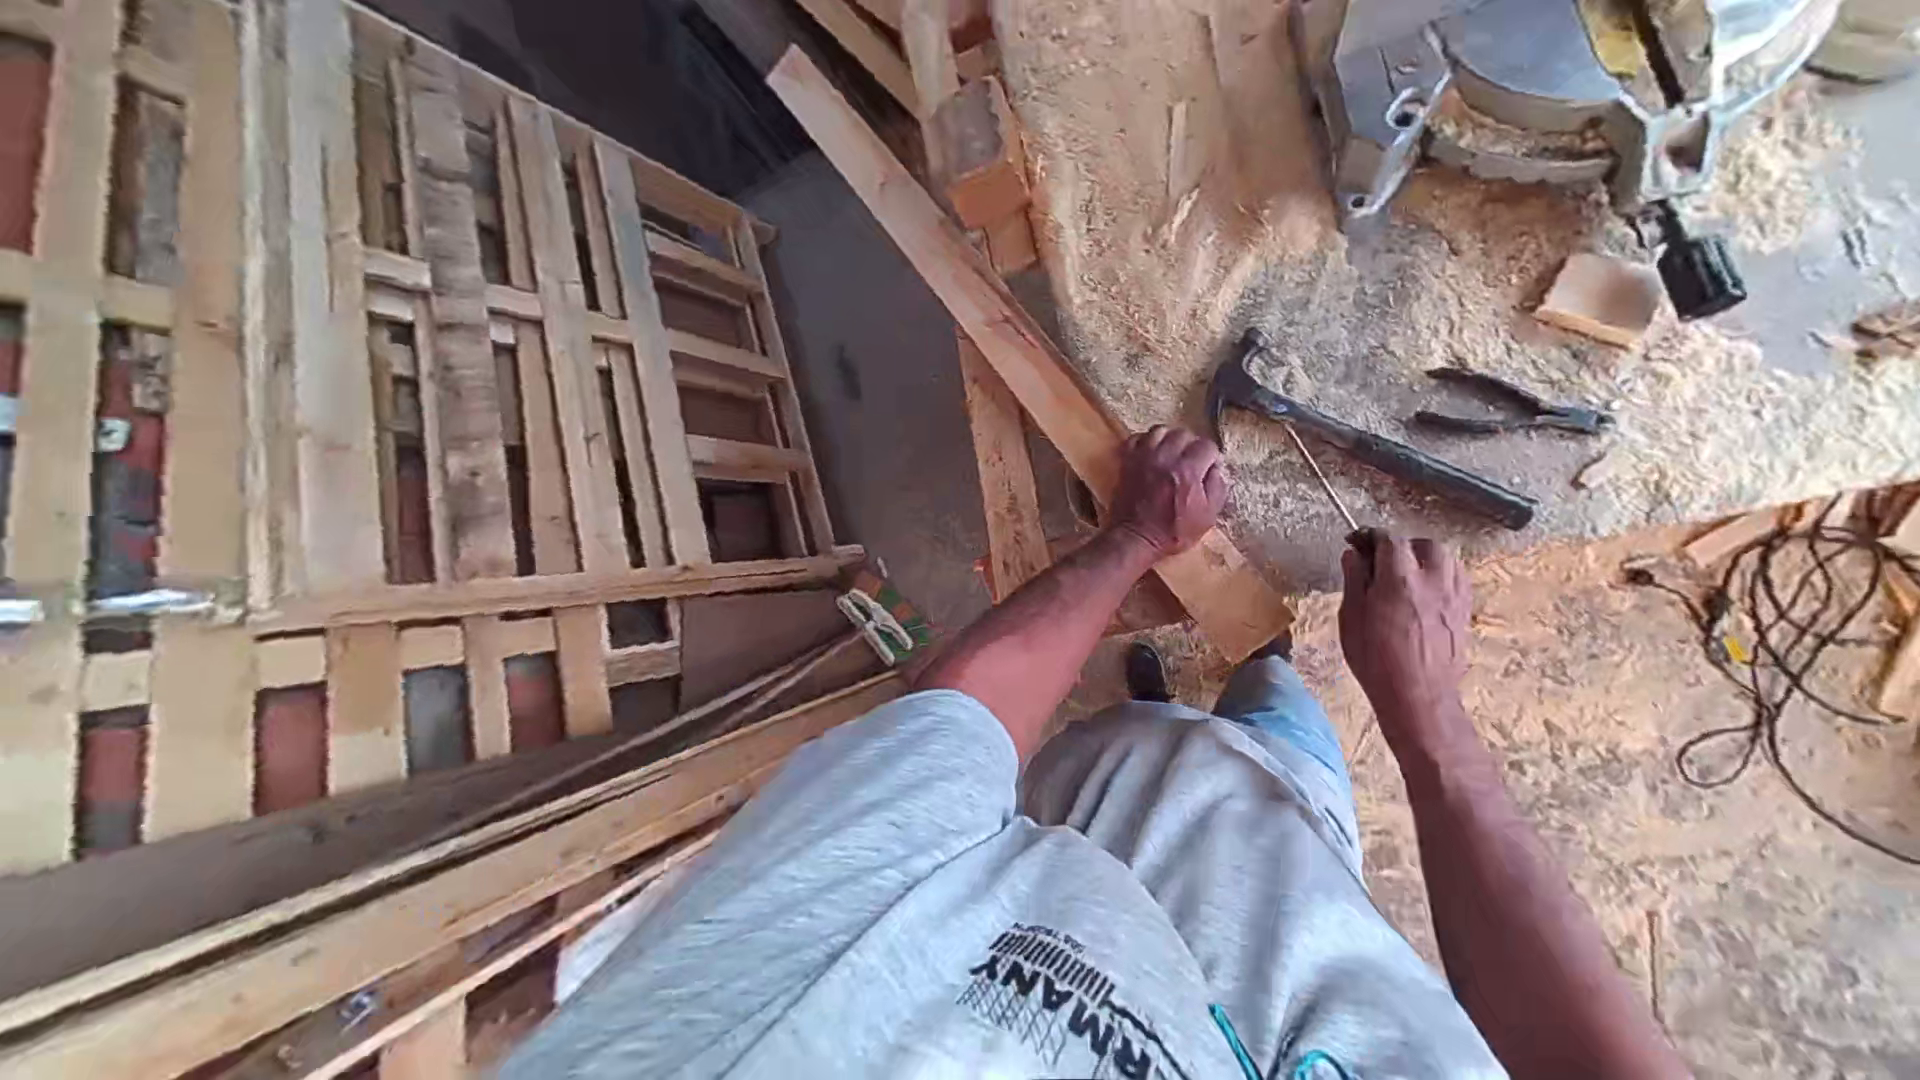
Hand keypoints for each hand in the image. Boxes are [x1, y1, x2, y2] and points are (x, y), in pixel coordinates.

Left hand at [1108, 426, 1226, 557]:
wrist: (1135, 538)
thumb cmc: (1173, 531)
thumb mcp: (1207, 516)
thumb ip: (1217, 487)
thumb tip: (1218, 468)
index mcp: (1187, 470)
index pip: (1207, 446)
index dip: (1211, 457)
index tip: (1208, 470)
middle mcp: (1164, 457)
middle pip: (1184, 434)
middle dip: (1191, 446)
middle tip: (1190, 463)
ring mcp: (1143, 457)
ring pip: (1160, 431)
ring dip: (1169, 440)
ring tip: (1171, 455)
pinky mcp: (1126, 461)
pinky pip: (1136, 438)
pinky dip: (1145, 442)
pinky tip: (1151, 454)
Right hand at [1339, 533, 1475, 753]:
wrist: (1417, 693)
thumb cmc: (1375, 658)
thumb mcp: (1352, 617)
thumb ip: (1354, 581)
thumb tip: (1353, 555)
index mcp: (1399, 580)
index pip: (1389, 540)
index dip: (1370, 536)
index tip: (1356, 543)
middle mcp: (1432, 581)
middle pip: (1424, 544)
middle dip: (1401, 545)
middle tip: (1381, 559)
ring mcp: (1454, 595)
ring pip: (1447, 558)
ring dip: (1424, 557)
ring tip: (1405, 571)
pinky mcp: (1465, 610)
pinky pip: (1458, 577)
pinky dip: (1441, 573)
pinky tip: (1424, 588)